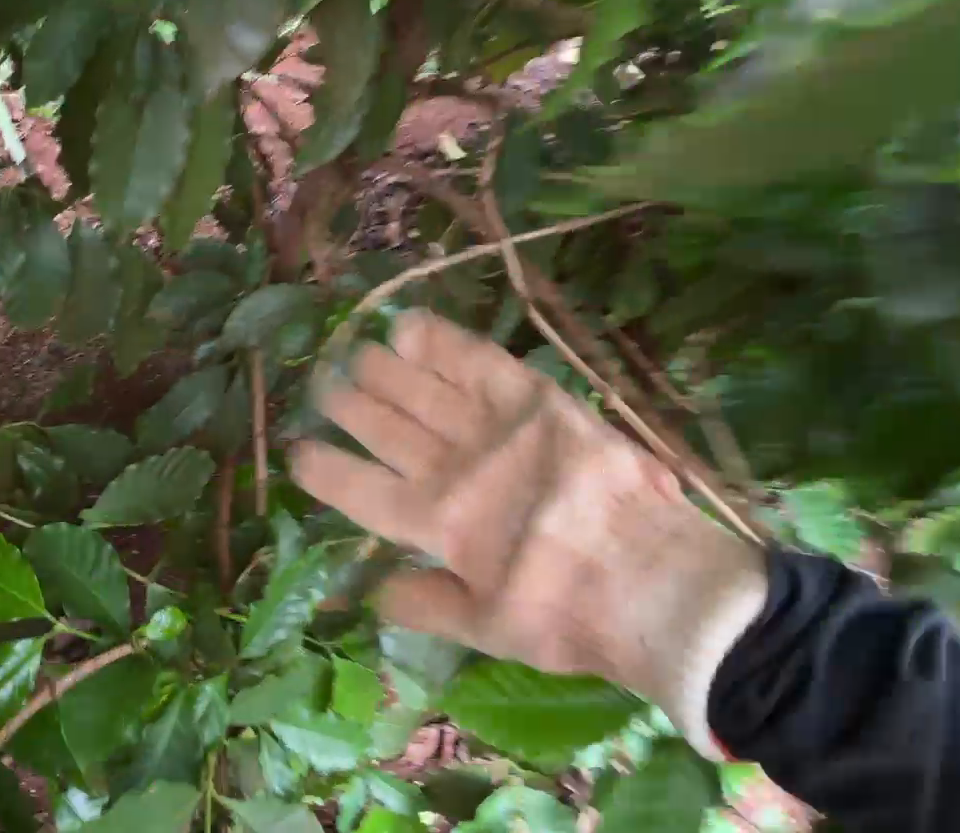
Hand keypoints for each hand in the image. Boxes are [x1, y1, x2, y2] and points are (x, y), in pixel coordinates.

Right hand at [291, 311, 766, 756]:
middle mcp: (450, 466)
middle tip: (325, 389)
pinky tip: (407, 328)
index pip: (353, 485)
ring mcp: (491, 426)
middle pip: (377, 422)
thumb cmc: (570, 615)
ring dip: (374, 368)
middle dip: (342, 403)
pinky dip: (434, 340)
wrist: (662, 586)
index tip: (297, 452)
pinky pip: (471, 359)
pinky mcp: (533, 399)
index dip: (317, 465)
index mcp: (434, 523)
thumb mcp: (488, 631)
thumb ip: (422, 606)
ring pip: (412, 385)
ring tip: (353, 356)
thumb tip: (369, 593)